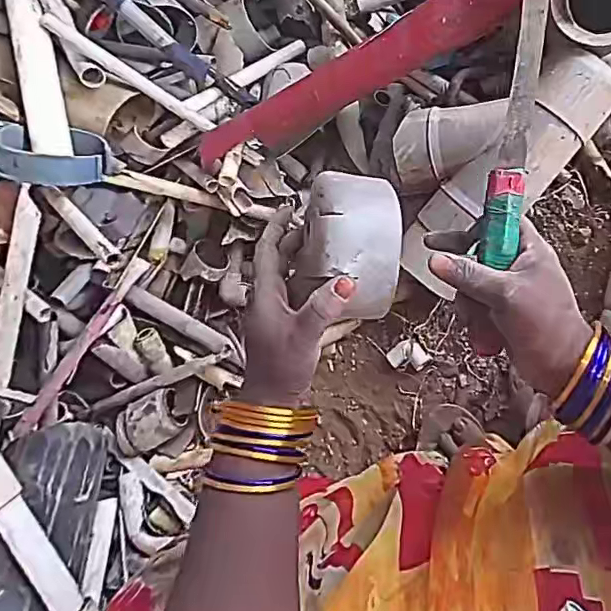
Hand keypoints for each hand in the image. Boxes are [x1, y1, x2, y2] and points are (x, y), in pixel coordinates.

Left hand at [241, 205, 352, 404]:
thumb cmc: (279, 369)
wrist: (272, 400)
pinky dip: (312, 283)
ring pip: (289, 276)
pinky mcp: (287, 324)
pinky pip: (299, 294)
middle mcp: (268, 299)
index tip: (289, 210)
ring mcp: (276, 312)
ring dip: (304, 260)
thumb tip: (346, 282)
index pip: (267, 251)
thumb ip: (324, 308)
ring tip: (325, 249)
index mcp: (265, 295)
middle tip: (316, 227)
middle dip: (295, 241)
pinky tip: (331, 286)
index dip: (277, 228)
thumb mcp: (305, 335)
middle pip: (279, 260)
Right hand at [425, 218, 593, 397]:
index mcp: (530, 250)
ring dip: (468, 300)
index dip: (479, 225)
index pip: (502, 222)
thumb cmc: (546, 324)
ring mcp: (509, 289)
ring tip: (477, 316)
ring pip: (472, 282)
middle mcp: (519, 265)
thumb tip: (437, 260)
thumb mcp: (505, 294)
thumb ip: (469, 274)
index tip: (454, 235)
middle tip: (441, 267)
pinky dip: (473, 317)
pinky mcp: (501, 311)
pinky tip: (481, 331)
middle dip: (464, 270)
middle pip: (480, 253)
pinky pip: (476, 304)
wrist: (561, 369)